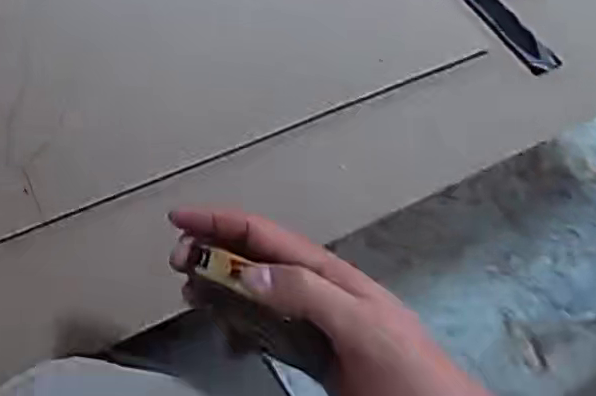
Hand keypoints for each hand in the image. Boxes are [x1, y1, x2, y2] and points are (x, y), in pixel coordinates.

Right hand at [168, 207, 488, 395]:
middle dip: (209, 251)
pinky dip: (236, 324)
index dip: (216, 219)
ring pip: (251, 291)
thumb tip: (246, 272)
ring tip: (192, 293)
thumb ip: (307, 290)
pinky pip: (263, 328)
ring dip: (217, 287)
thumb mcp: (364, 326)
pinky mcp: (315, 356)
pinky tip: (225, 332)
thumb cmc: (417, 378)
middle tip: (179, 262)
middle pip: (250, 257)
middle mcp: (317, 291)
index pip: (260, 232)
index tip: (178, 217)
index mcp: (329, 273)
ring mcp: (315, 323)